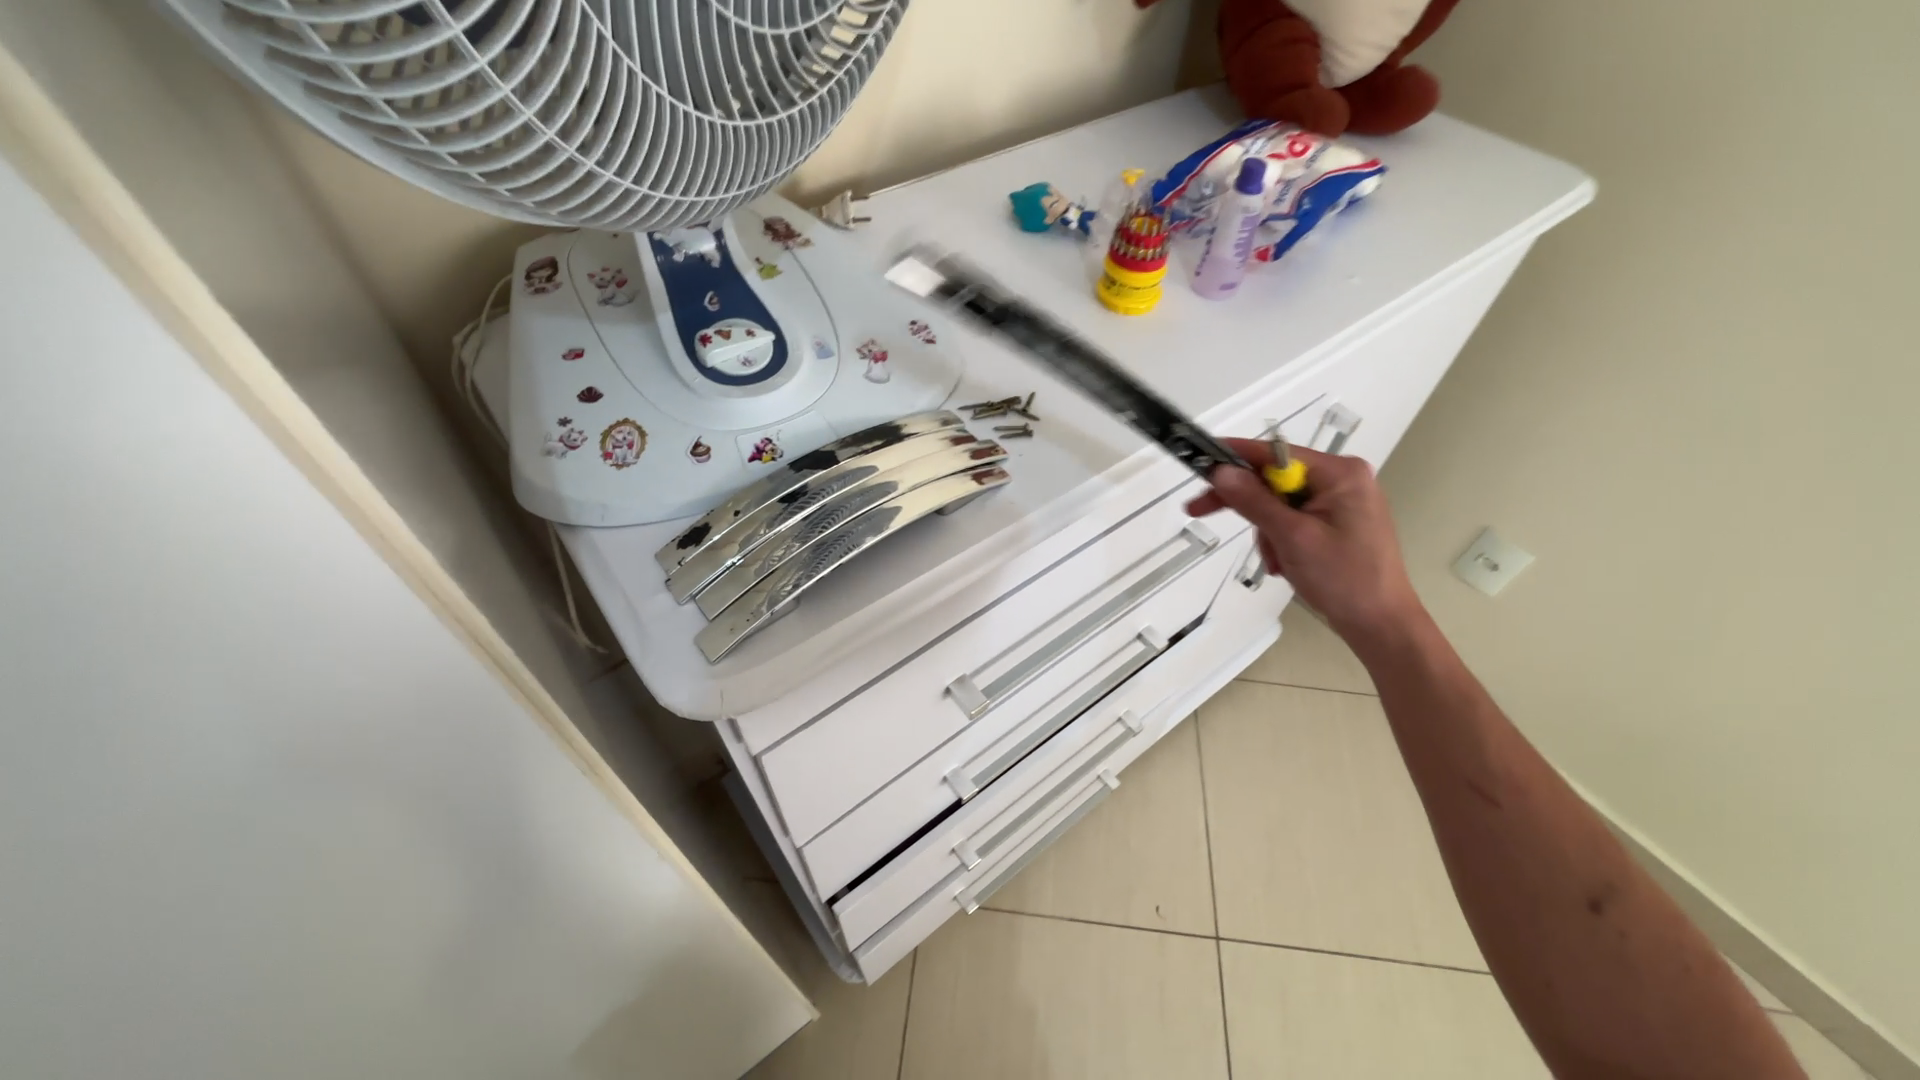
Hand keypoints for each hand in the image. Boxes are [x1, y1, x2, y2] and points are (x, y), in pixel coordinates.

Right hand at [1186, 438, 1423, 645]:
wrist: (1381, 624)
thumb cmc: (1344, 579)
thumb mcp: (1293, 537)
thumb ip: (1254, 501)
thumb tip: (1220, 471)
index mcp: (1340, 473)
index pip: (1275, 454)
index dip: (1234, 457)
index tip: (1199, 462)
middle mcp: (1342, 479)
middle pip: (1275, 478)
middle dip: (1249, 505)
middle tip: (1198, 511)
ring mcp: (1341, 502)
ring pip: (1280, 503)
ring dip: (1267, 532)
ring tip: (1277, 563)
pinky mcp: (1337, 522)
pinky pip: (1293, 519)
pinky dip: (1280, 540)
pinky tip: (1285, 563)